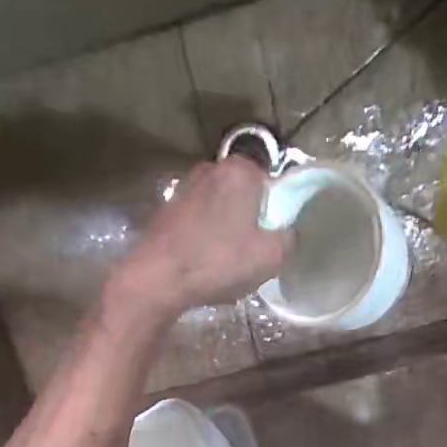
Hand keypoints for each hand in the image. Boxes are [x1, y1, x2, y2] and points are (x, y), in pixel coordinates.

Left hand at [107, 158, 289, 321]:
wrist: (156, 279)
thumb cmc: (218, 263)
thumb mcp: (271, 257)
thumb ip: (290, 238)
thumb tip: (287, 231)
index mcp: (241, 171)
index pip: (274, 184)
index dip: (278, 212)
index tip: (272, 238)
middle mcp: (211, 168)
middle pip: (246, 195)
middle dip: (251, 219)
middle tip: (252, 253)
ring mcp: (184, 187)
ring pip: (220, 208)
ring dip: (227, 230)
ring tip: (225, 262)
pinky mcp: (165, 209)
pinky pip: (198, 220)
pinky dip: (205, 237)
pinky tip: (203, 262)